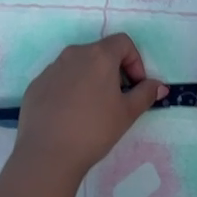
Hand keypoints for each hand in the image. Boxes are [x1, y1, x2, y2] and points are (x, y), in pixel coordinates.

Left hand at [14, 33, 166, 177]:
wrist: (46, 155)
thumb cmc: (94, 130)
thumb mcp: (127, 114)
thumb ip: (145, 94)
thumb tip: (159, 86)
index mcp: (99, 55)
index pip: (123, 42)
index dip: (135, 61)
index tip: (135, 86)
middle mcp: (74, 54)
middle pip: (100, 53)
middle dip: (113, 71)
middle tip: (116, 99)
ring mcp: (51, 68)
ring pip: (78, 66)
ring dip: (90, 79)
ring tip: (92, 109)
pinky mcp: (36, 85)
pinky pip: (58, 80)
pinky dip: (68, 90)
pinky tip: (68, 116)